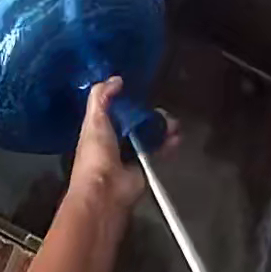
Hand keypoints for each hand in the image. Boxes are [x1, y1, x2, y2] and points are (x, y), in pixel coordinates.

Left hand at [69, 77, 174, 211]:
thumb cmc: (96, 153)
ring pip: (148, 135)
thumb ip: (101, 97)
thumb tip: (116, 79)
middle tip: (161, 109)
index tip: (138, 90)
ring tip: (173, 122)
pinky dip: (168, 143)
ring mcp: (129, 155)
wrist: (106, 192)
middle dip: (148, 114)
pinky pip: (158, 150)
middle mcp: (113, 141)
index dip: (123, 100)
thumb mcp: (94, 119)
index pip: (111, 110)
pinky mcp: (144, 166)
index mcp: (97, 129)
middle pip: (133, 122)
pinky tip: (176, 136)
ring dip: (161, 127)